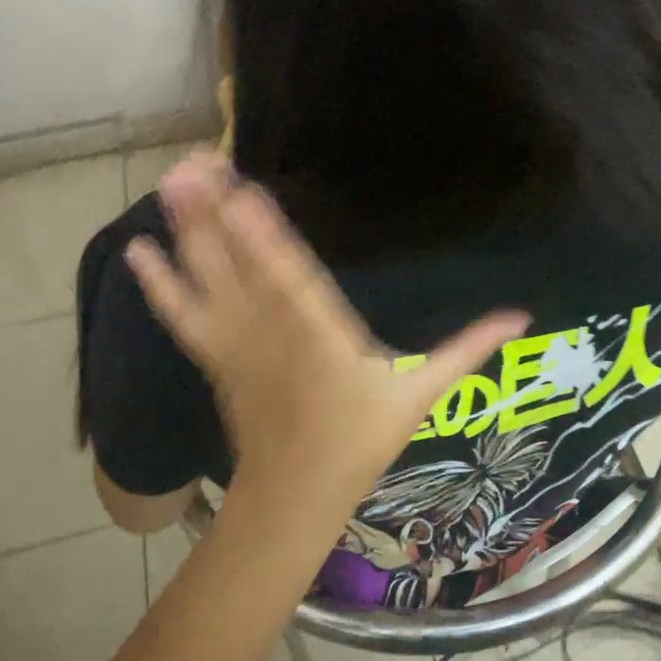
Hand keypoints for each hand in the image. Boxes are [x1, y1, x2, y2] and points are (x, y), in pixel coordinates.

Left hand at [125, 151, 529, 501]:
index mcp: (327, 341)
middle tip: (193, 165)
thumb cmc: (362, 439)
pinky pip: (184, 318)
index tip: (244, 198)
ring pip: (211, 284)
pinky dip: (160, 286)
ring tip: (168, 185)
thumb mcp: (421, 393)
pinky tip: (138, 251)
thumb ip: (466, 349)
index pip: (295, 285)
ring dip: (188, 235)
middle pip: (242, 271)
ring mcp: (239, 347)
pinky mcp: (216, 357)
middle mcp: (275, 338)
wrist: (296, 495)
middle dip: (215, 217)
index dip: (266, 243)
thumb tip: (521, 314)